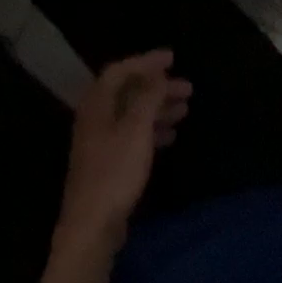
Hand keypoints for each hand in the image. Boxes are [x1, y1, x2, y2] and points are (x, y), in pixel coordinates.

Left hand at [56, 50, 191, 243]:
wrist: (93, 223)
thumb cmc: (115, 173)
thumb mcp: (135, 130)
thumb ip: (147, 99)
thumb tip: (157, 74)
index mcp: (96, 106)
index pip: (119, 72)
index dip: (145, 62)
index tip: (173, 59)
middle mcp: (95, 119)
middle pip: (126, 93)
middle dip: (157, 88)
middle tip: (188, 89)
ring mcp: (100, 143)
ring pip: (131, 116)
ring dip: (157, 109)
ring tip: (185, 111)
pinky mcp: (108, 164)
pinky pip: (132, 137)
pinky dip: (152, 131)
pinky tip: (170, 137)